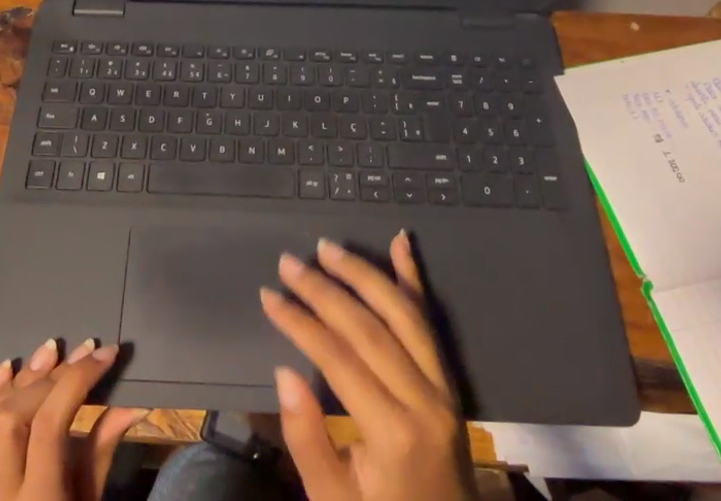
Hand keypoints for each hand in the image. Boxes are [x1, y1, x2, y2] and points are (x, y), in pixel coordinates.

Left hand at [0, 337, 148, 500]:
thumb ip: (103, 450)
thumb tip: (135, 402)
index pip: (49, 427)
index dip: (76, 382)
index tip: (105, 354)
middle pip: (10, 420)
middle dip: (47, 379)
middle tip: (79, 351)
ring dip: (14, 383)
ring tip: (46, 354)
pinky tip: (5, 371)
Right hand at [261, 232, 474, 500]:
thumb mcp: (333, 500)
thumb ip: (307, 439)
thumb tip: (285, 371)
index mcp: (392, 432)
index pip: (339, 358)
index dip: (300, 322)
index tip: (269, 296)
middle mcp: (425, 400)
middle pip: (370, 327)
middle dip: (325, 289)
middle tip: (289, 262)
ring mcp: (444, 389)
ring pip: (404, 314)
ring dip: (365, 274)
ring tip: (329, 249)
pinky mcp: (451, 384)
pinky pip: (431, 325)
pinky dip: (415, 281)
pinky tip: (401, 245)